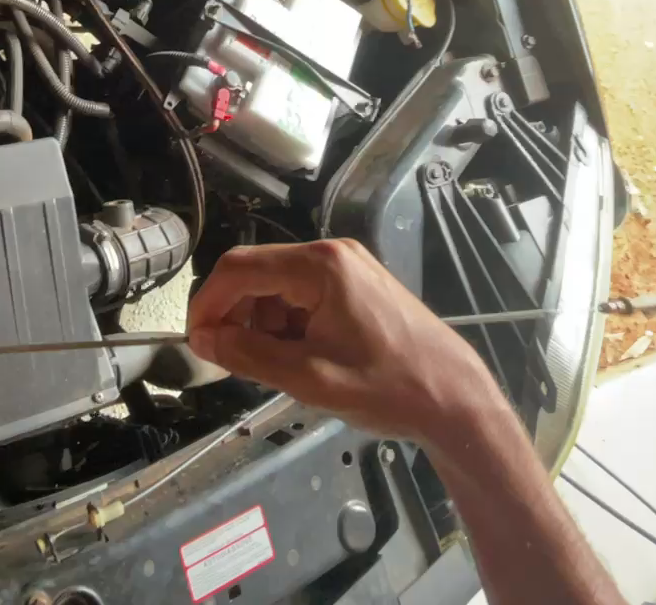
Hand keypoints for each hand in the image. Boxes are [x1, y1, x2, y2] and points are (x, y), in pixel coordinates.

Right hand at [186, 238, 502, 449]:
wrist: (460, 402)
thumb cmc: (389, 389)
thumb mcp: (310, 379)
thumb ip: (248, 356)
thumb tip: (203, 339)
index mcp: (319, 265)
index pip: (239, 268)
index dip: (208, 302)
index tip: (196, 340)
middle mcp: (329, 252)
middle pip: (256, 273)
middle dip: (234, 314)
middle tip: (227, 357)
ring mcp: (344, 265)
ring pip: (274, 284)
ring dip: (259, 321)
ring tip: (269, 363)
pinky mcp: (353, 281)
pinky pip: (299, 292)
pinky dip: (284, 321)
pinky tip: (294, 354)